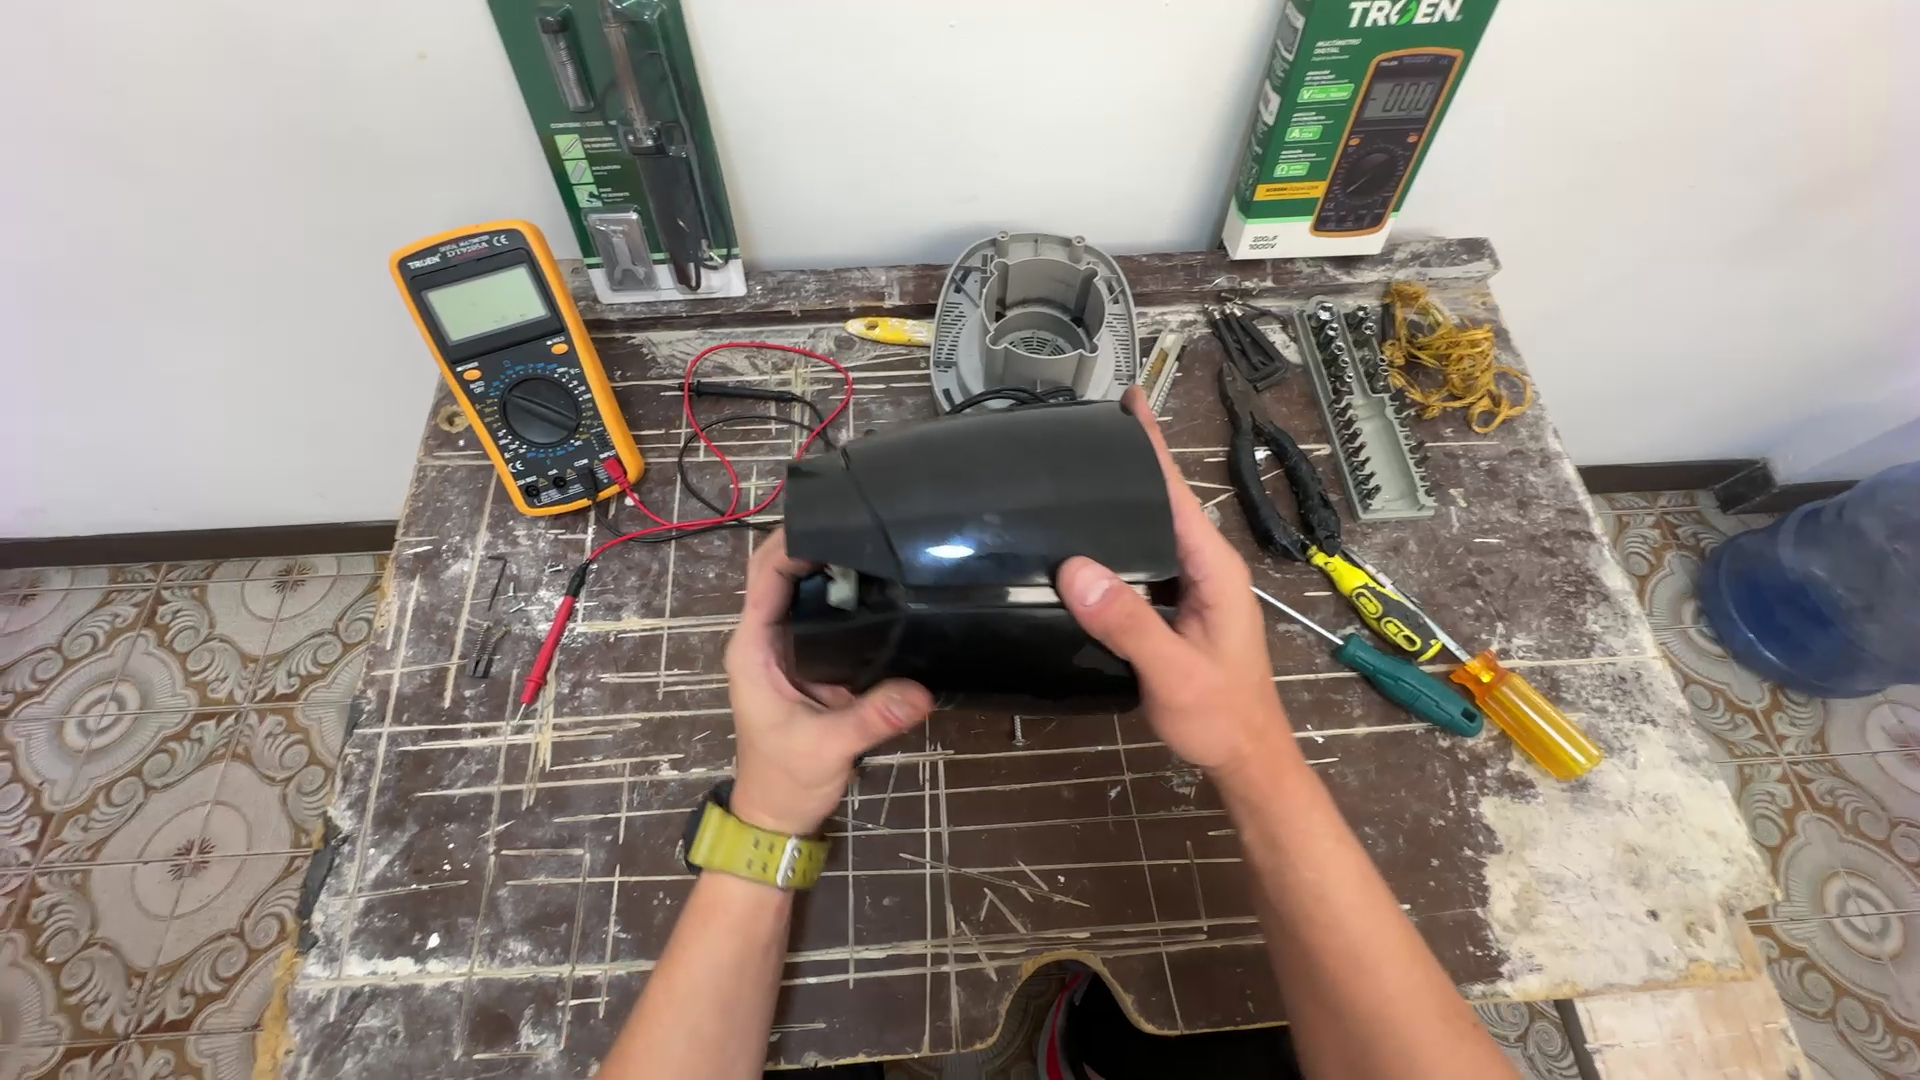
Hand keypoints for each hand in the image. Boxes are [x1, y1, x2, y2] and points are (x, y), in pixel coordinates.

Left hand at [723, 530, 934, 835]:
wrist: (779, 815)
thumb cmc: (787, 779)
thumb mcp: (829, 747)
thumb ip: (873, 717)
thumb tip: (923, 691)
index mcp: (754, 648)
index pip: (765, 579)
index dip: (793, 546)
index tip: (834, 521)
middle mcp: (763, 638)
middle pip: (775, 571)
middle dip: (806, 539)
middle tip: (859, 516)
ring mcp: (782, 646)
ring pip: (794, 585)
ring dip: (820, 557)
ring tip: (869, 534)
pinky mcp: (804, 657)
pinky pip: (816, 609)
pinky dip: (836, 586)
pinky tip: (872, 576)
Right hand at [1056, 386, 1292, 777]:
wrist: (1245, 758)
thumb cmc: (1220, 715)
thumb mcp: (1175, 670)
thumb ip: (1128, 622)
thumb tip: (1075, 569)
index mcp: (1212, 568)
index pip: (1178, 493)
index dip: (1153, 447)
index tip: (1130, 403)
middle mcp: (1203, 568)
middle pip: (1162, 503)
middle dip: (1129, 465)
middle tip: (1083, 436)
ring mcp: (1189, 588)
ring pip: (1149, 533)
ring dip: (1119, 504)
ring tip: (1075, 480)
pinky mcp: (1173, 609)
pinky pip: (1140, 563)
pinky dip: (1113, 544)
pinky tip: (1083, 547)